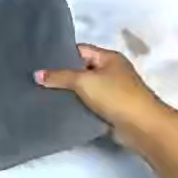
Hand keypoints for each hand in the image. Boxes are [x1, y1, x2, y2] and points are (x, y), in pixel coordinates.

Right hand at [35, 44, 171, 139]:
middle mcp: (111, 71)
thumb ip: (59, 77)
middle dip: (61, 75)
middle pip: (80, 69)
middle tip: (37, 78)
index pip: (80, 50)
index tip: (40, 61)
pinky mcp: (109, 109)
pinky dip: (75, 105)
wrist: (141, 126)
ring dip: (68, 92)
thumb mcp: (84, 81)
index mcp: (108, 58)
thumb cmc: (116, 96)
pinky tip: (57, 108)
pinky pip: (87, 103)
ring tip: (42, 93)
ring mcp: (111, 91)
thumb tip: (36, 74)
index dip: (61, 54)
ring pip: (83, 88)